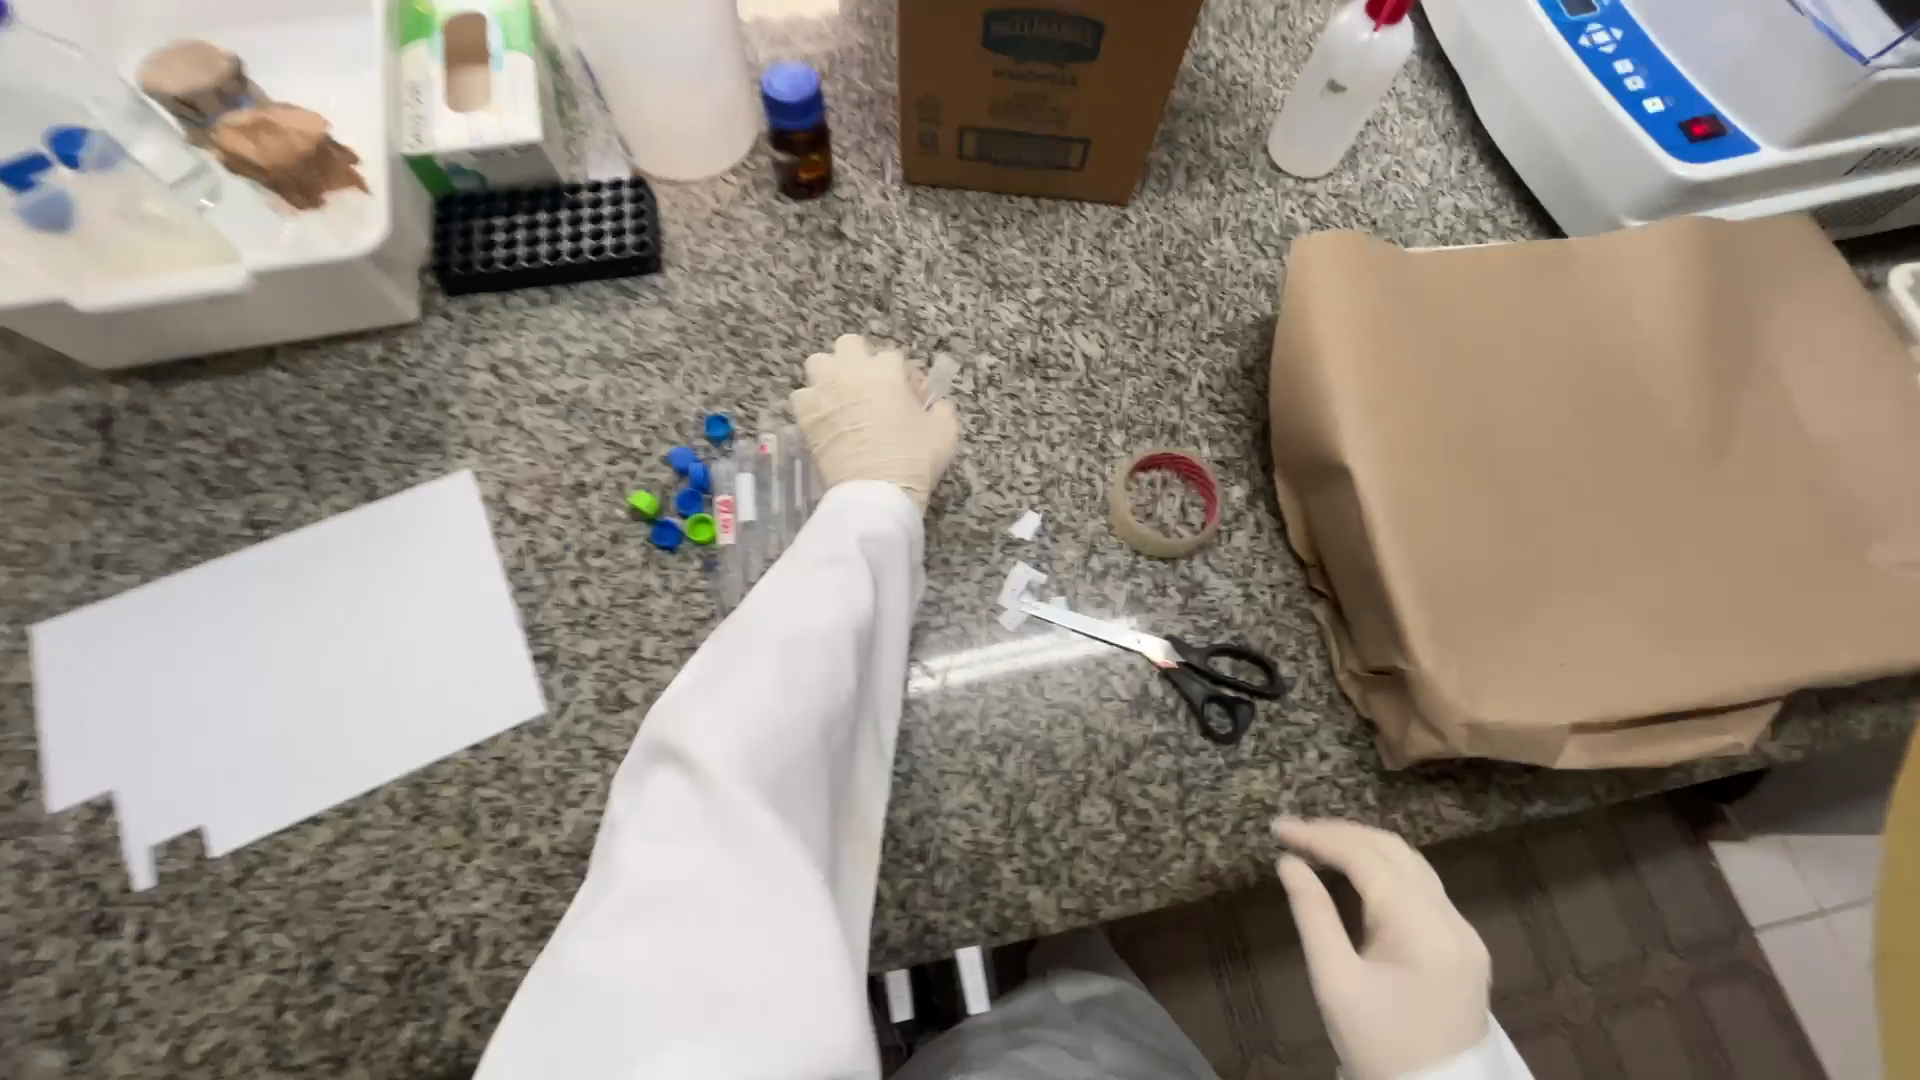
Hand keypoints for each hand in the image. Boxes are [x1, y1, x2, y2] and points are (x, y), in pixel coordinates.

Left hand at [790, 335, 959, 511]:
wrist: (876, 492)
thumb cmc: (914, 459)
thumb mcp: (944, 433)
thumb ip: (942, 409)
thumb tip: (937, 404)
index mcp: (886, 370)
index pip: (894, 357)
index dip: (904, 376)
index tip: (909, 395)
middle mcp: (851, 372)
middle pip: (850, 345)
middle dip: (860, 360)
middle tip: (870, 386)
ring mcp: (824, 392)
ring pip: (819, 363)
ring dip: (830, 375)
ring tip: (842, 397)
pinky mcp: (805, 416)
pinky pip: (802, 397)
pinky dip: (812, 404)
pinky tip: (824, 419)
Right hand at [1273, 818, 1492, 1079]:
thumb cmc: (1377, 1045)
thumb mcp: (1335, 982)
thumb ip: (1312, 915)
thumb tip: (1287, 862)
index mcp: (1425, 932)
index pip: (1368, 861)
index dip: (1320, 837)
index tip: (1278, 827)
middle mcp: (1453, 922)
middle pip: (1394, 852)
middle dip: (1340, 834)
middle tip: (1293, 831)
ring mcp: (1463, 932)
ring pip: (1410, 864)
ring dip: (1362, 845)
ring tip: (1315, 842)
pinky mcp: (1461, 944)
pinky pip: (1419, 886)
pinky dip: (1381, 866)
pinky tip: (1350, 869)